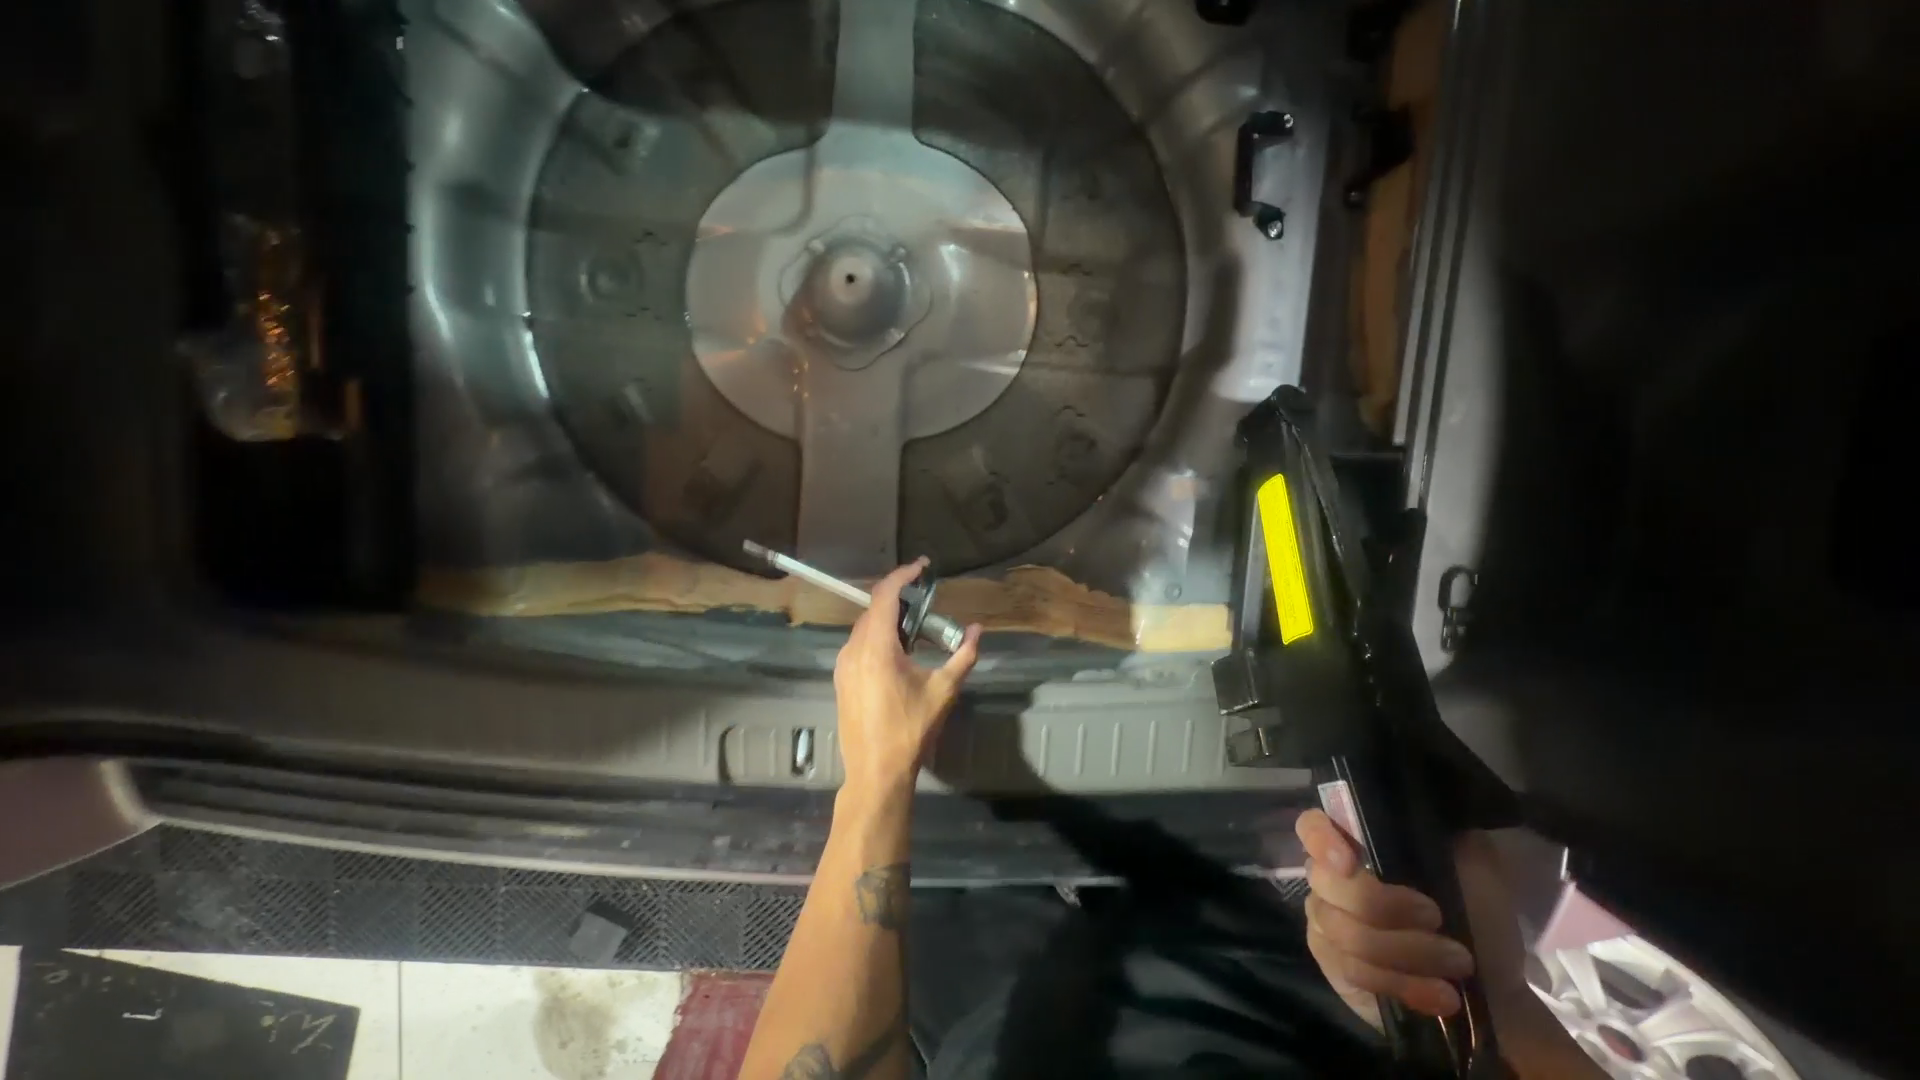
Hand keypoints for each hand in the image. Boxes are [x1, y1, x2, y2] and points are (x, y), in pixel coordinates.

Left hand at [832, 559, 981, 799]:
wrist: (876, 771)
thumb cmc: (911, 730)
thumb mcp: (943, 691)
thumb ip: (962, 656)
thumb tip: (977, 631)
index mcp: (876, 647)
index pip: (885, 595)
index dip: (903, 576)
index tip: (922, 568)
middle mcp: (854, 650)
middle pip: (873, 609)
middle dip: (898, 599)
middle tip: (926, 602)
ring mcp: (843, 665)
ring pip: (864, 628)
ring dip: (888, 620)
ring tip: (915, 627)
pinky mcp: (841, 680)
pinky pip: (858, 645)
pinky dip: (878, 637)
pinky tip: (898, 653)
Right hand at [1296, 810, 1531, 1029]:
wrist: (1495, 988)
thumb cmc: (1480, 916)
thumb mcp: (1473, 863)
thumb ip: (1441, 829)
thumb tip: (1421, 799)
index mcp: (1358, 846)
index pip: (1311, 826)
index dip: (1321, 839)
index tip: (1352, 863)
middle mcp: (1331, 881)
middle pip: (1328, 885)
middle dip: (1387, 908)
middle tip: (1440, 922)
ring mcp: (1328, 926)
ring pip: (1347, 934)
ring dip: (1409, 952)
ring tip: (1457, 966)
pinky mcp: (1336, 970)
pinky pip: (1353, 972)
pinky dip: (1403, 984)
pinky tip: (1438, 994)